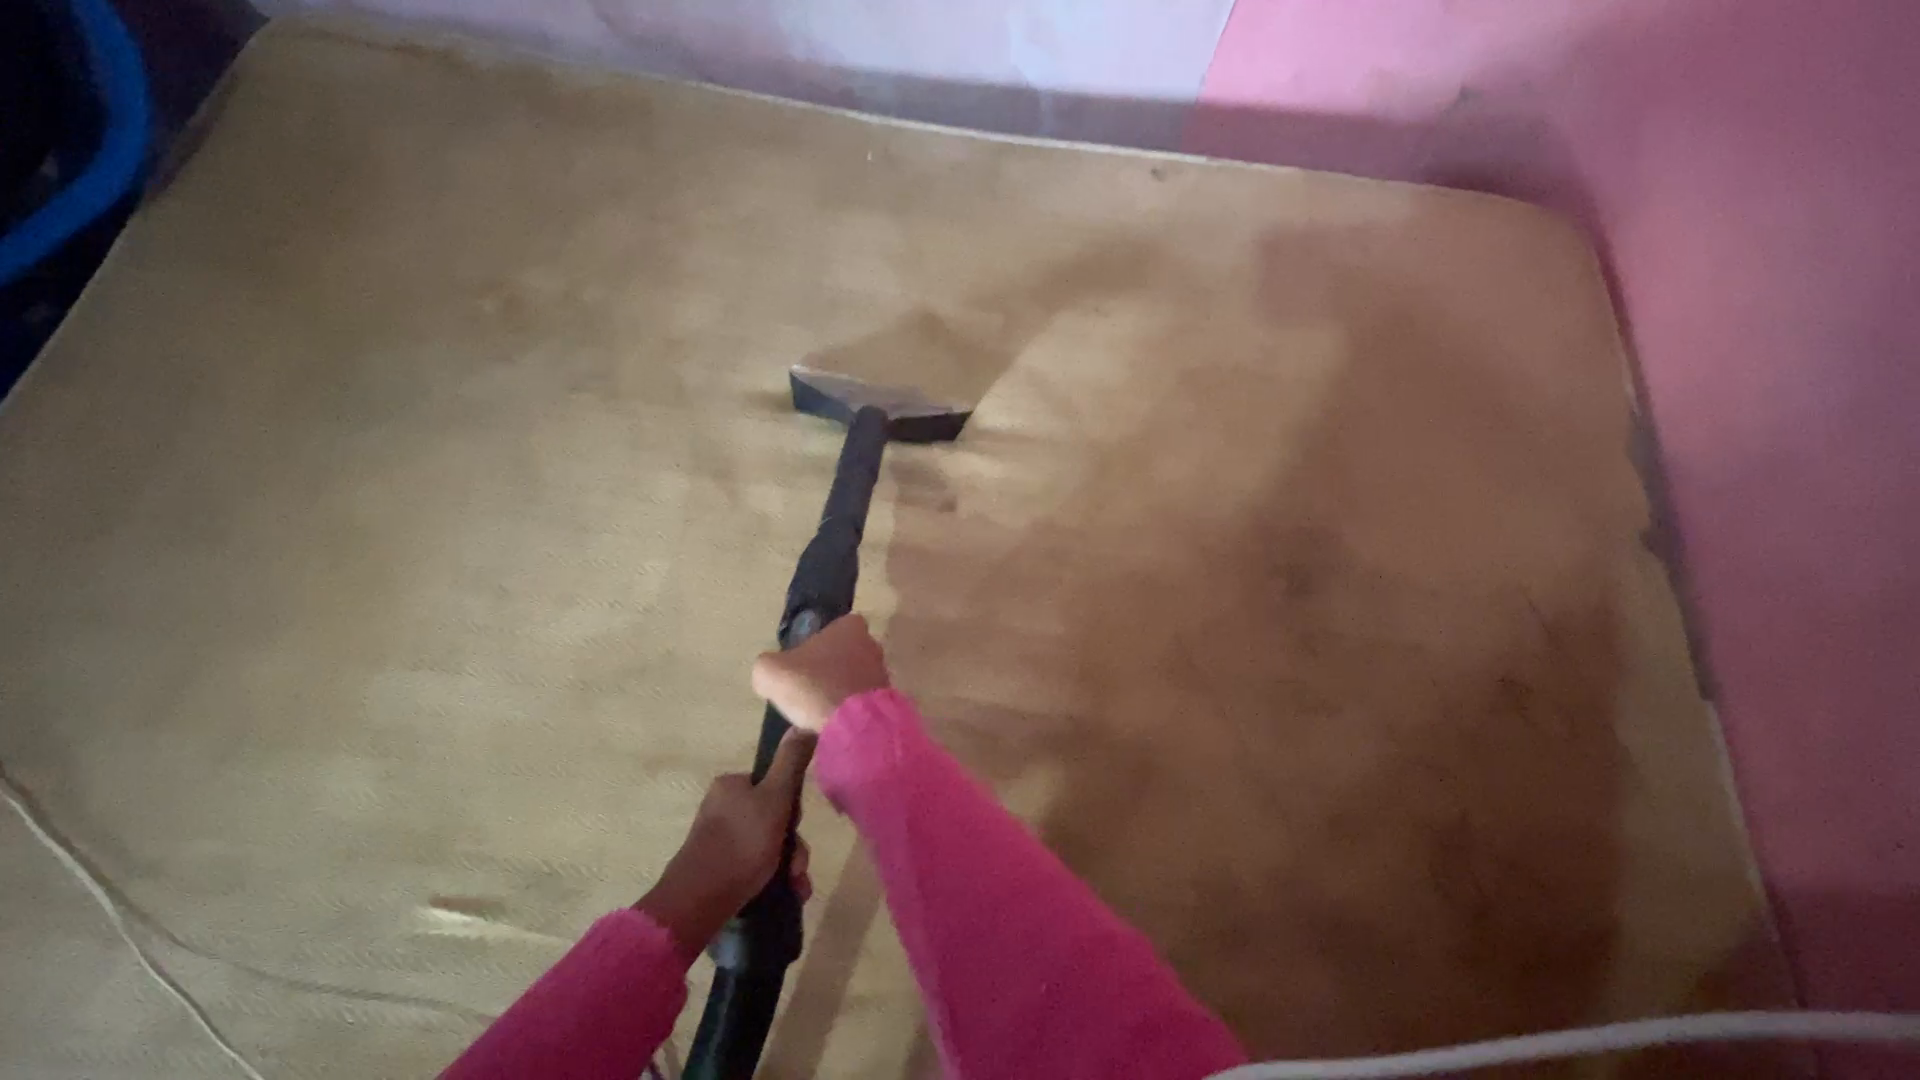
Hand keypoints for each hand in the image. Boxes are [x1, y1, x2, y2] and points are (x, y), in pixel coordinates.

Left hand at [635, 732, 813, 953]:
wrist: (698, 902)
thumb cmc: (742, 844)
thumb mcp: (775, 797)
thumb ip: (790, 762)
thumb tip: (803, 724)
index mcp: (732, 786)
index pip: (776, 785)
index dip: (793, 808)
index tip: (796, 828)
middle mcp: (723, 807)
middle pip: (774, 818)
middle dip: (792, 845)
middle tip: (796, 867)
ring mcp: (719, 838)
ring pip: (769, 844)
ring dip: (788, 864)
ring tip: (794, 886)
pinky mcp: (718, 867)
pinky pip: (755, 865)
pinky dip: (774, 877)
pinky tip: (786, 893)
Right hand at [751, 613, 891, 733]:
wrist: (853, 723)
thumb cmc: (812, 685)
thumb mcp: (770, 671)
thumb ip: (767, 665)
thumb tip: (768, 673)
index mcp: (850, 626)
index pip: (834, 627)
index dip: (816, 643)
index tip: (802, 661)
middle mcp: (872, 644)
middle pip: (845, 653)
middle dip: (829, 668)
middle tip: (807, 688)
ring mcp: (882, 673)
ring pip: (854, 678)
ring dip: (839, 690)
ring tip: (817, 710)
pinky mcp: (888, 701)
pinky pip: (862, 701)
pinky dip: (849, 710)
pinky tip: (833, 722)